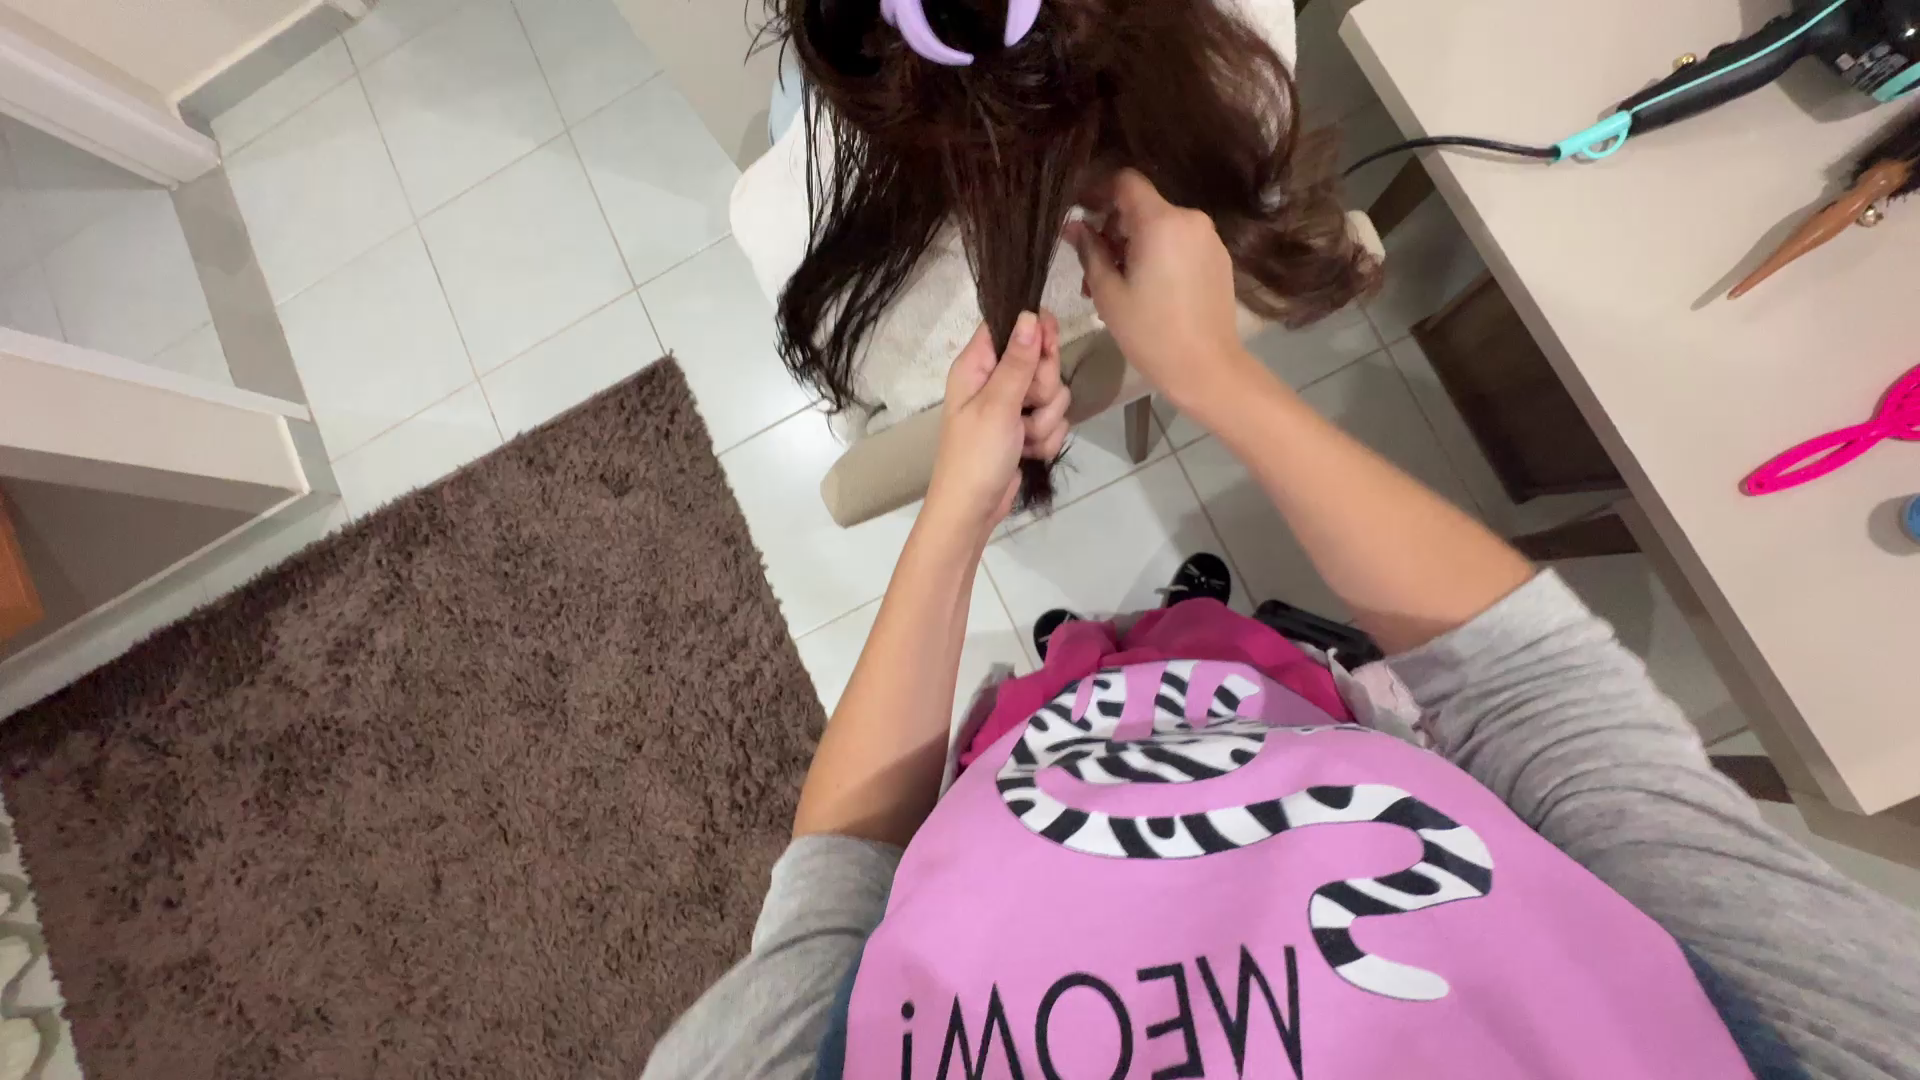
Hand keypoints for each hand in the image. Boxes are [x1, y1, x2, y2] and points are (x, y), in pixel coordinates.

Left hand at [927, 311, 1068, 530]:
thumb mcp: (997, 405)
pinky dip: (1045, 439)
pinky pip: (1053, 421)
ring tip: (1022, 438)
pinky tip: (1028, 453)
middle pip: (1040, 359)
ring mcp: (1012, 407)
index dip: (1034, 331)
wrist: (973, 509)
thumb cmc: (975, 456)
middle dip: (1044, 387)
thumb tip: (1030, 315)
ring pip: (1053, 394)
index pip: (1010, 326)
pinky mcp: (1026, 430)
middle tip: (1027, 406)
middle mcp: (994, 381)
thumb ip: (1018, 361)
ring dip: (1045, 420)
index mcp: (976, 366)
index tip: (1048, 346)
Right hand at [1065, 169, 1263, 413]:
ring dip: (1133, 248)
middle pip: (1142, 208)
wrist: (1205, 367)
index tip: (1080, 215)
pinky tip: (1146, 291)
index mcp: (1160, 222)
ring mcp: (1208, 238)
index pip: (1125, 183)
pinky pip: (1179, 245)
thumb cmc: (1149, 333)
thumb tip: (1074, 226)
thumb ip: (1089, 252)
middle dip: (1113, 231)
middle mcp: (1189, 219)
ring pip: (1160, 229)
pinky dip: (1157, 257)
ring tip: (1115, 288)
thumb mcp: (1108, 293)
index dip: (1098, 192)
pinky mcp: (1218, 258)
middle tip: (1091, 270)